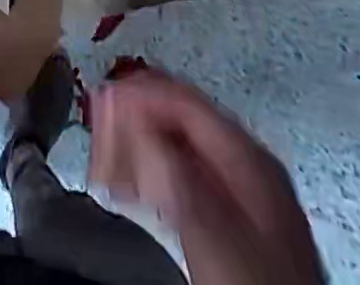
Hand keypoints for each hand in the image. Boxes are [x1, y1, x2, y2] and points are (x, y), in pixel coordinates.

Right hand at [90, 70, 322, 284]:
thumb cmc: (260, 283)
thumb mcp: (212, 230)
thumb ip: (175, 176)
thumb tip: (136, 127)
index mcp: (246, 157)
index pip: (185, 101)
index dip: (141, 93)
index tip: (105, 97)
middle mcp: (245, 165)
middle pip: (181, 119)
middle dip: (136, 115)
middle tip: (99, 119)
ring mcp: (239, 193)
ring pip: (178, 147)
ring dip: (139, 142)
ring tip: (105, 147)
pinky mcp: (229, 221)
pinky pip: (180, 177)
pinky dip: (150, 171)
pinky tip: (130, 183)